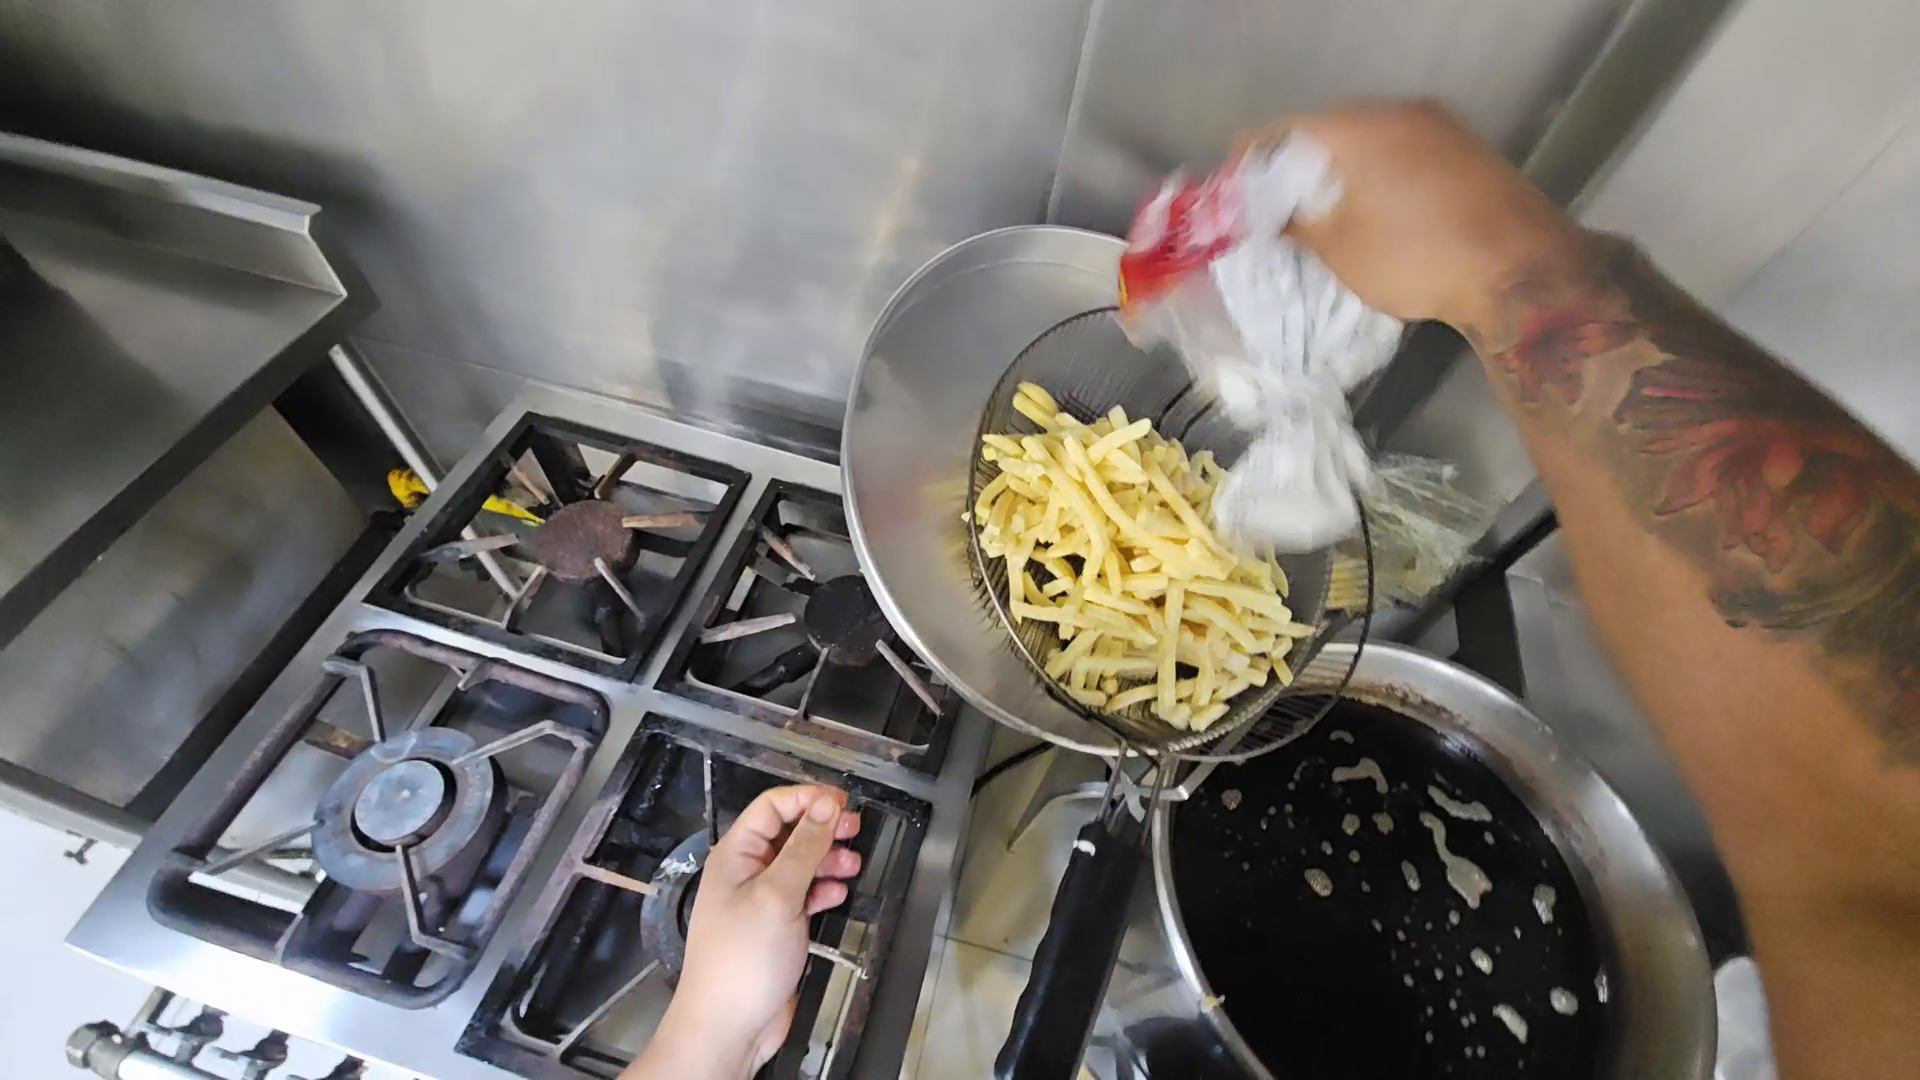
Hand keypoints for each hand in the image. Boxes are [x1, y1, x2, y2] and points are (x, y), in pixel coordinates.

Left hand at [624, 785, 862, 1079]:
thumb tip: (828, 804)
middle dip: (823, 828)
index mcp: (737, 854)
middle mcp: (747, 870)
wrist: (727, 1030)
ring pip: (800, 862)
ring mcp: (761, 899)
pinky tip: (837, 895)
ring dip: (827, 859)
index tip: (843, 804)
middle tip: (855, 828)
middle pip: (789, 831)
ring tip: (853, 865)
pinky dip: (822, 889)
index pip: (772, 806)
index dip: (807, 798)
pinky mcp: (776, 924)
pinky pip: (803, 893)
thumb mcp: (778, 894)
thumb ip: (805, 846)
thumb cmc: (745, 957)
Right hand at [1278, 101, 1582, 331]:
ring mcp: (1440, 128)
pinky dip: (1369, 169)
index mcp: (1363, 130)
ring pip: (1368, 136)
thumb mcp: (1338, 248)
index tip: (1233, 174)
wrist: (1516, 269)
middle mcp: (1402, 114)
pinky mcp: (1464, 149)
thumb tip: (1273, 214)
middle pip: (1331, 126)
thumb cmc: (1413, 258)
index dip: (1255, 151)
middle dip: (1295, 158)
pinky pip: (1399, 148)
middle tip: (1270, 193)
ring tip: (1312, 201)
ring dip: (1335, 164)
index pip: (1291, 127)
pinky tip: (1361, 201)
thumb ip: (1297, 222)